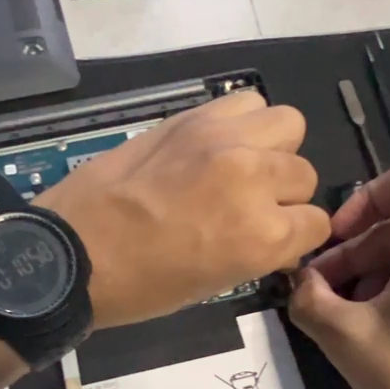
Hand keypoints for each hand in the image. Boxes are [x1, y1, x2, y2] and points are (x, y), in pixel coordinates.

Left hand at [37, 91, 330, 328]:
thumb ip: (258, 251)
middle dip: (283, 196)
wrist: (74, 253)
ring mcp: (224, 141)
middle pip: (304, 174)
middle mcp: (255, 179)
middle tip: (246, 208)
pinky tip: (218, 145)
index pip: (315, 224)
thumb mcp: (214, 283)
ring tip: (239, 168)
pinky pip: (246, 102)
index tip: (268, 242)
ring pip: (287, 125)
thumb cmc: (141, 286)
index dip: (293, 237)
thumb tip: (277, 234)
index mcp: (262, 235)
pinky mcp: (192, 118)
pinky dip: (243, 122)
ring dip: (272, 150)